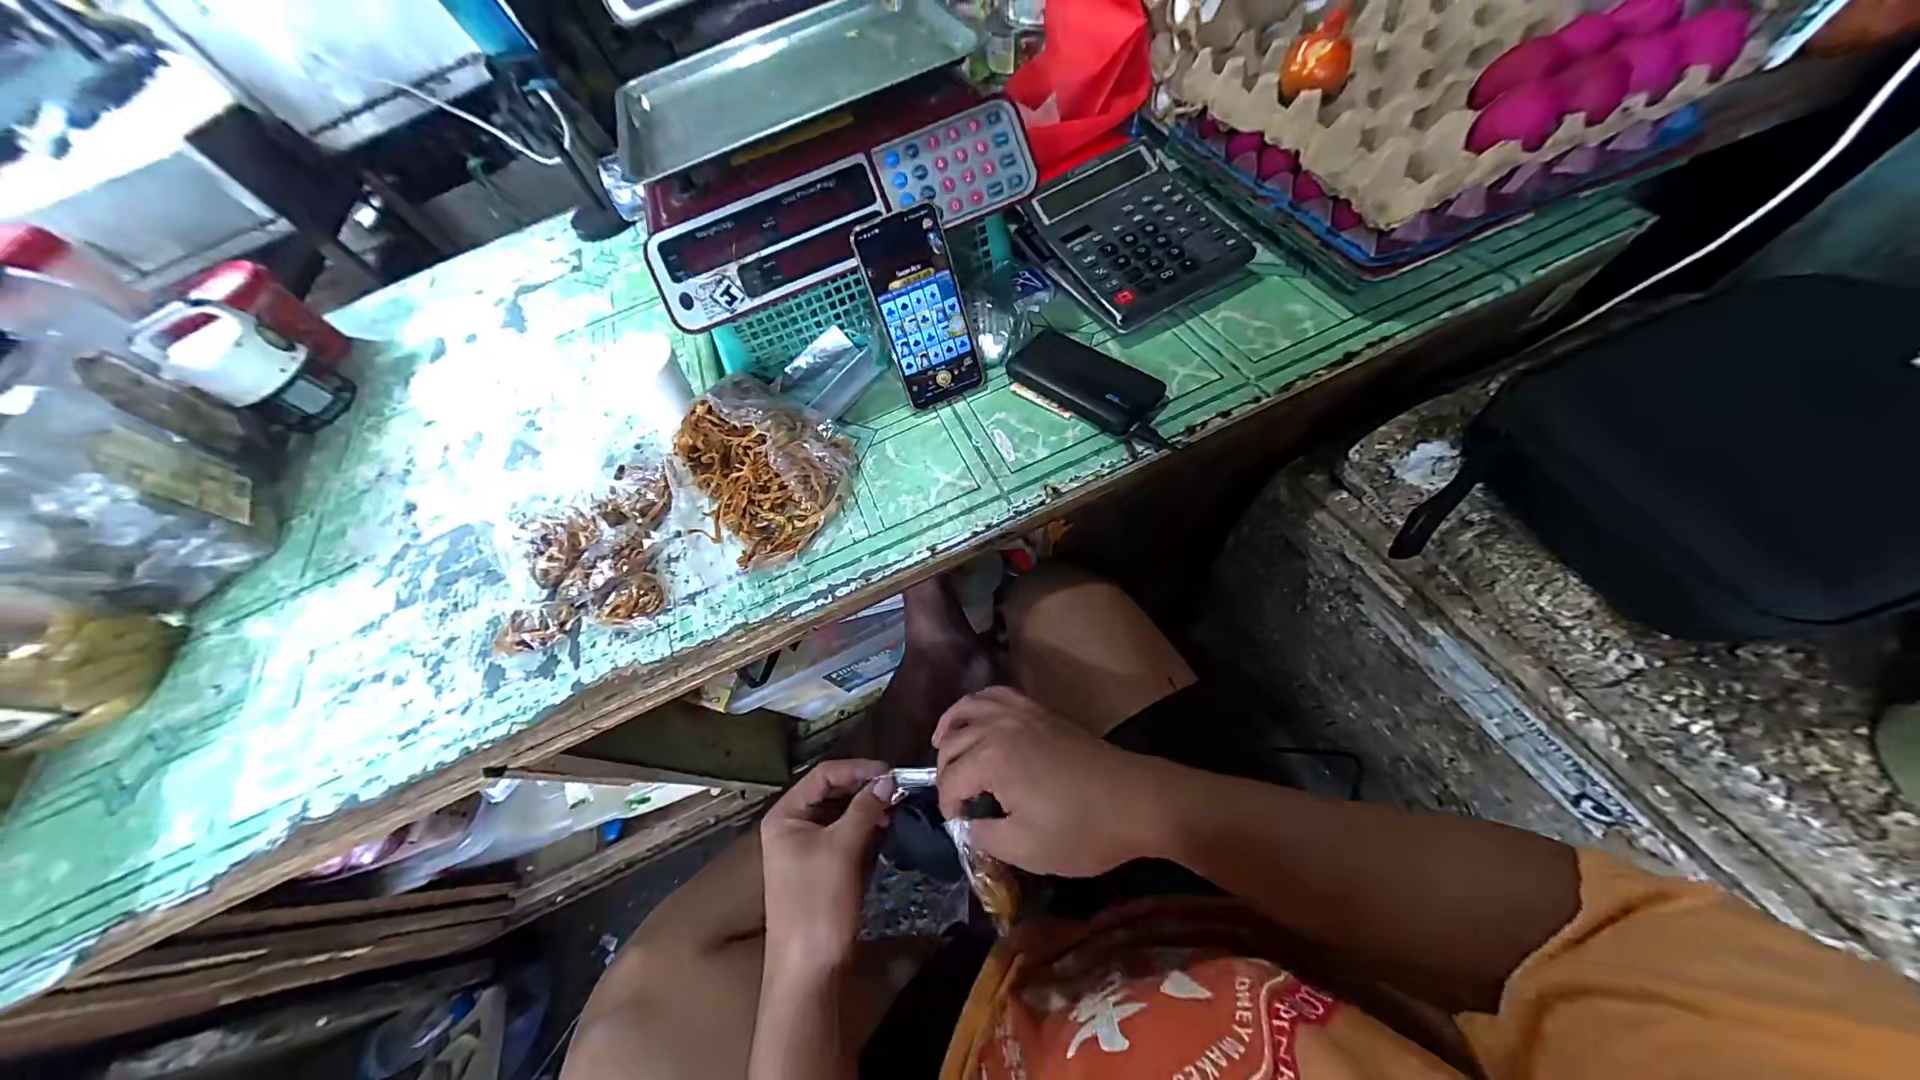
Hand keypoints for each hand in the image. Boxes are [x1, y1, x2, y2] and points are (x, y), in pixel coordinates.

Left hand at [759, 759, 894, 972]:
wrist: (809, 970)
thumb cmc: (818, 903)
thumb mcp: (843, 849)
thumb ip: (865, 808)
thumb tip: (889, 780)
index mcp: (786, 816)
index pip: (823, 775)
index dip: (857, 769)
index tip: (891, 773)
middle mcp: (793, 826)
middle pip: (833, 792)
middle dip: (865, 788)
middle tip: (898, 790)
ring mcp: (807, 847)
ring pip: (842, 813)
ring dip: (868, 808)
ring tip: (896, 808)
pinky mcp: (823, 866)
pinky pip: (846, 835)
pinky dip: (866, 829)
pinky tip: (887, 829)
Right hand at [933, 686, 1180, 876]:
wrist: (1138, 800)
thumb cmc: (1082, 829)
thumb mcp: (1027, 849)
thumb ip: (984, 836)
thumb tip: (967, 825)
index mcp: (991, 758)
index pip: (950, 780)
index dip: (948, 806)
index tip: (958, 827)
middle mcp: (999, 726)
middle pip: (954, 741)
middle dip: (945, 770)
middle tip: (952, 797)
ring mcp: (1022, 712)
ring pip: (970, 707)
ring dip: (951, 724)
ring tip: (942, 742)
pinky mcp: (1041, 711)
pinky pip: (999, 694)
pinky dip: (980, 702)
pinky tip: (979, 717)